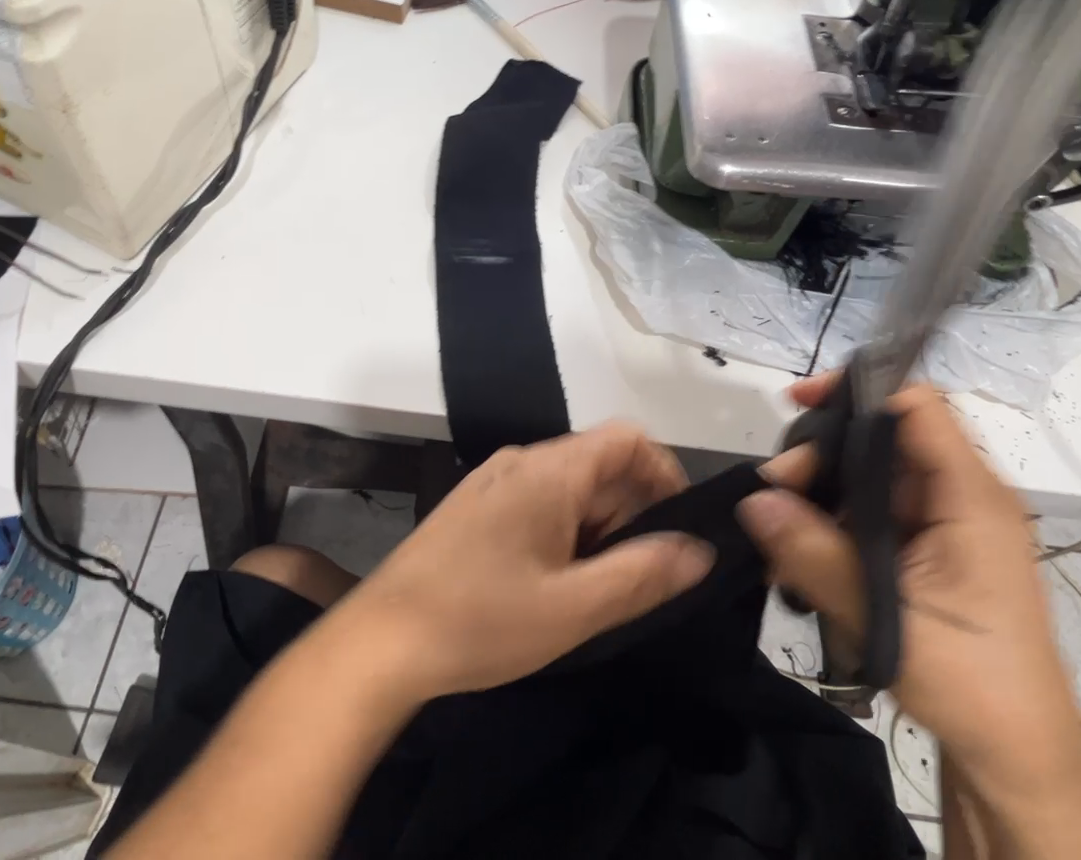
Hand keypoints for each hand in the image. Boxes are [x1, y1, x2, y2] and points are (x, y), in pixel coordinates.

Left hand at [329, 424, 713, 700]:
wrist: (381, 642)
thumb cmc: (481, 621)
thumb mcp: (574, 608)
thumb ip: (644, 574)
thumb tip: (700, 549)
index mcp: (548, 471)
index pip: (628, 439)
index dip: (665, 474)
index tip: (678, 530)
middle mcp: (519, 462)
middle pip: (599, 466)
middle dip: (629, 515)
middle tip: (628, 580)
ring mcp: (490, 482)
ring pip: (568, 489)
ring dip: (594, 531)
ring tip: (586, 591)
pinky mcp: (472, 508)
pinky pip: (536, 503)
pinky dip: (560, 533)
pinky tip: (547, 585)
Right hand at [740, 375, 1080, 791]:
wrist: (1016, 751)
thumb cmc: (969, 680)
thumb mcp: (882, 614)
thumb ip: (815, 553)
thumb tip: (754, 500)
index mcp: (971, 499)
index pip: (918, 406)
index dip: (858, 390)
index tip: (796, 404)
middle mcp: (963, 498)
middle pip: (885, 439)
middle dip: (822, 455)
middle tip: (775, 495)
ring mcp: (947, 524)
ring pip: (873, 477)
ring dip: (822, 493)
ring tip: (780, 528)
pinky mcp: (932, 550)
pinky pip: (876, 513)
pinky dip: (835, 521)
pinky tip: (801, 551)